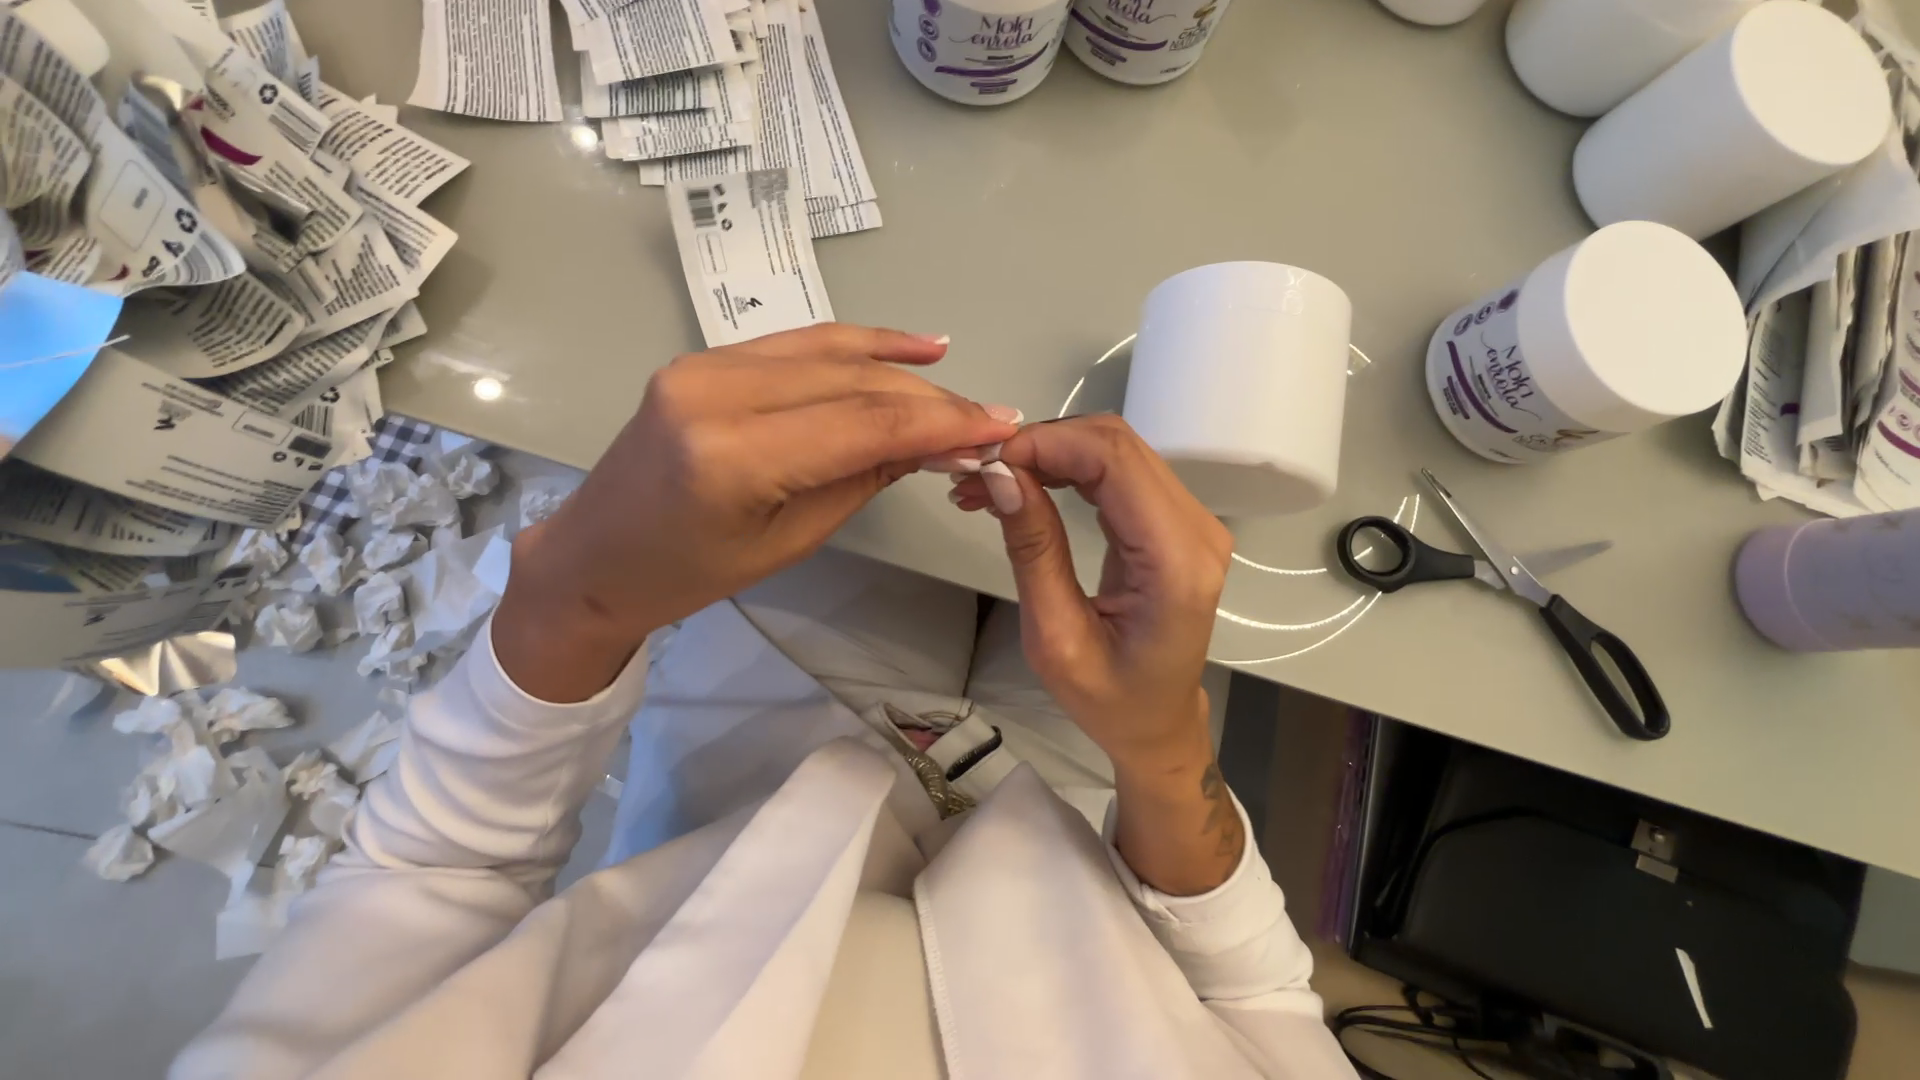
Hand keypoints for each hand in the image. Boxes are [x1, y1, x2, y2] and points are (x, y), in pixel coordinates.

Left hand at [495, 324, 1019, 702]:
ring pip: (831, 352)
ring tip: (959, 387)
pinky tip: (909, 348)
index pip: (862, 424)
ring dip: (901, 370)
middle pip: (852, 381)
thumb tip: (937, 445)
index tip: (1000, 427)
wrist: (596, 555)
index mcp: (732, 456)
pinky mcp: (706, 357)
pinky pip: (799, 345)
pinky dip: (857, 345)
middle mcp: (715, 392)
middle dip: (929, 401)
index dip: (940, 423)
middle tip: (987, 421)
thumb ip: (863, 478)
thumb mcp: (790, 540)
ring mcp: (705, 364)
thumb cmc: (689, 574)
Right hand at [949, 415, 1241, 893]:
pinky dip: (1069, 468)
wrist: (1157, 723)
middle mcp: (1196, 529)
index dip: (1047, 444)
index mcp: (1175, 562)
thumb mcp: (1055, 638)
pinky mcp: (1176, 523)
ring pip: (1117, 450)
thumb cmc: (1109, 700)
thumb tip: (1000, 476)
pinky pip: (1121, 473)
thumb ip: (1034, 550)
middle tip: (979, 475)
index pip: (1114, 462)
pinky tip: (1028, 485)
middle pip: (1118, 444)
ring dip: (1051, 454)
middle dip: (1043, 444)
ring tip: (991, 484)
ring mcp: (1192, 522)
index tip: (985, 463)